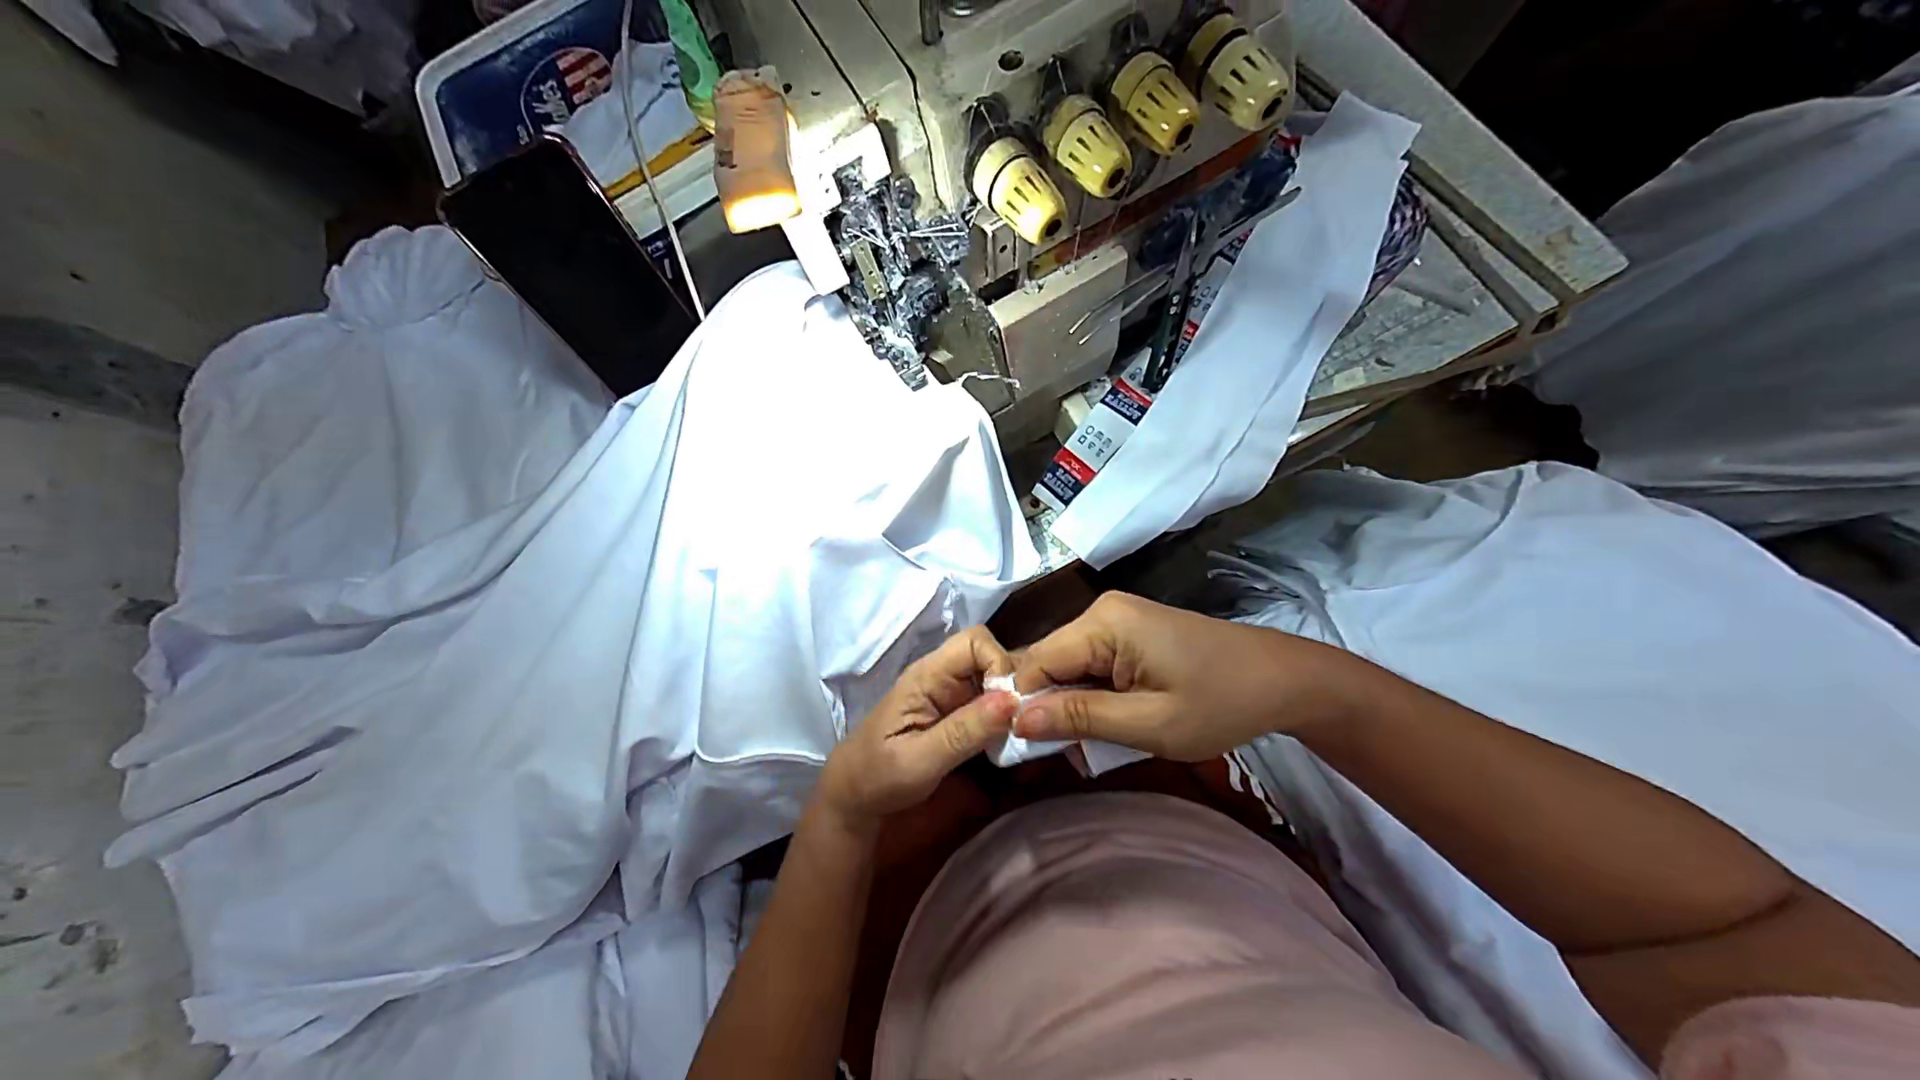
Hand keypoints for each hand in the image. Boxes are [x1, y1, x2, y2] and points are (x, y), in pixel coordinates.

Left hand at [815, 625, 1018, 832]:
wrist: (854, 797)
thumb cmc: (877, 777)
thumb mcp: (919, 762)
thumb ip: (964, 732)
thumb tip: (1012, 701)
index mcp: (926, 676)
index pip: (974, 642)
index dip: (1000, 664)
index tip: (1012, 705)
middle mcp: (942, 676)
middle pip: (990, 655)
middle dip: (1013, 682)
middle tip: (1024, 721)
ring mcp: (951, 694)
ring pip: (994, 677)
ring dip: (1012, 699)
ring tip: (1021, 731)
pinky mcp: (958, 713)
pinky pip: (991, 700)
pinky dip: (1005, 714)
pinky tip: (1009, 738)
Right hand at [1009, 592, 1361, 759]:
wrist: (1284, 680)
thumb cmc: (1221, 703)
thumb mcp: (1150, 723)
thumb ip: (1080, 718)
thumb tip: (1016, 720)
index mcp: (1104, 623)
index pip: (1035, 662)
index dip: (1022, 704)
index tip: (1022, 749)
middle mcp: (1102, 611)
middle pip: (1050, 662)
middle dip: (1049, 706)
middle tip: (1064, 754)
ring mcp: (1117, 619)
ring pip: (1069, 666)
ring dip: (1073, 704)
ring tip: (1090, 743)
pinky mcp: (1129, 632)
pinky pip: (1092, 664)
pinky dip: (1093, 695)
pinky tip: (1109, 721)